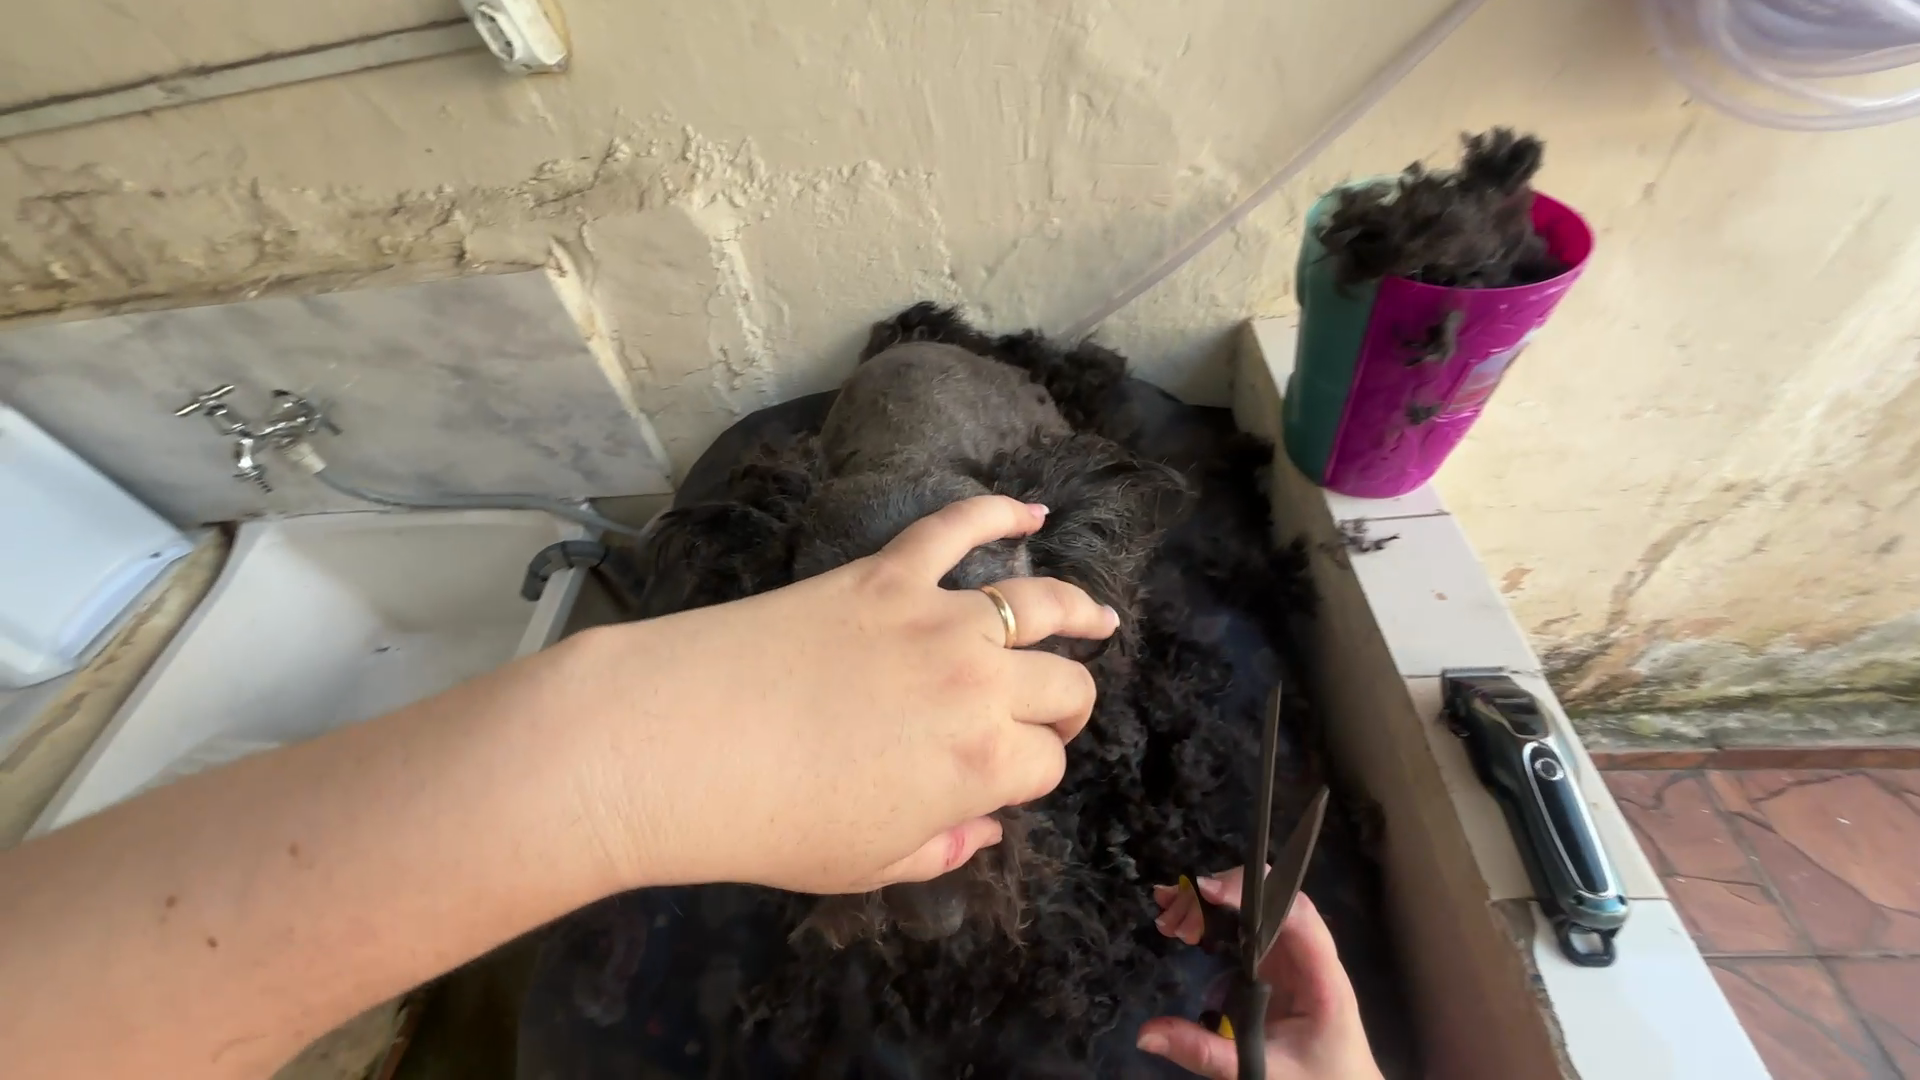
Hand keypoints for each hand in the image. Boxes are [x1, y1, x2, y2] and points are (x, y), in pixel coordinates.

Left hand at [566, 495, 1117, 895]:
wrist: (682, 742)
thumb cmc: (774, 822)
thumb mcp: (870, 865)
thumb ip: (946, 848)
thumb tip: (990, 829)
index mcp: (983, 762)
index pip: (1046, 764)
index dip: (1031, 776)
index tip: (1004, 781)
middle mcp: (981, 683)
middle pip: (1061, 686)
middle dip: (1066, 707)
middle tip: (1050, 713)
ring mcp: (939, 617)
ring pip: (1039, 603)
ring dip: (1080, 612)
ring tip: (1101, 619)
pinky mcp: (890, 572)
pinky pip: (956, 526)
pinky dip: (997, 512)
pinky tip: (1029, 514)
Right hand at [1140, 869, 1383, 1079]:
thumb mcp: (1263, 1073)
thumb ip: (1207, 1053)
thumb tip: (1147, 1033)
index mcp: (1322, 976)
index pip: (1296, 912)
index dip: (1254, 891)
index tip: (1205, 891)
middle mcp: (1306, 954)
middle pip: (1265, 900)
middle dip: (1215, 898)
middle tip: (1173, 917)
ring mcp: (1289, 955)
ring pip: (1249, 908)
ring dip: (1207, 905)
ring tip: (1167, 918)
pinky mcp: (1272, 962)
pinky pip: (1241, 927)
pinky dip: (1210, 919)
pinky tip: (1179, 923)